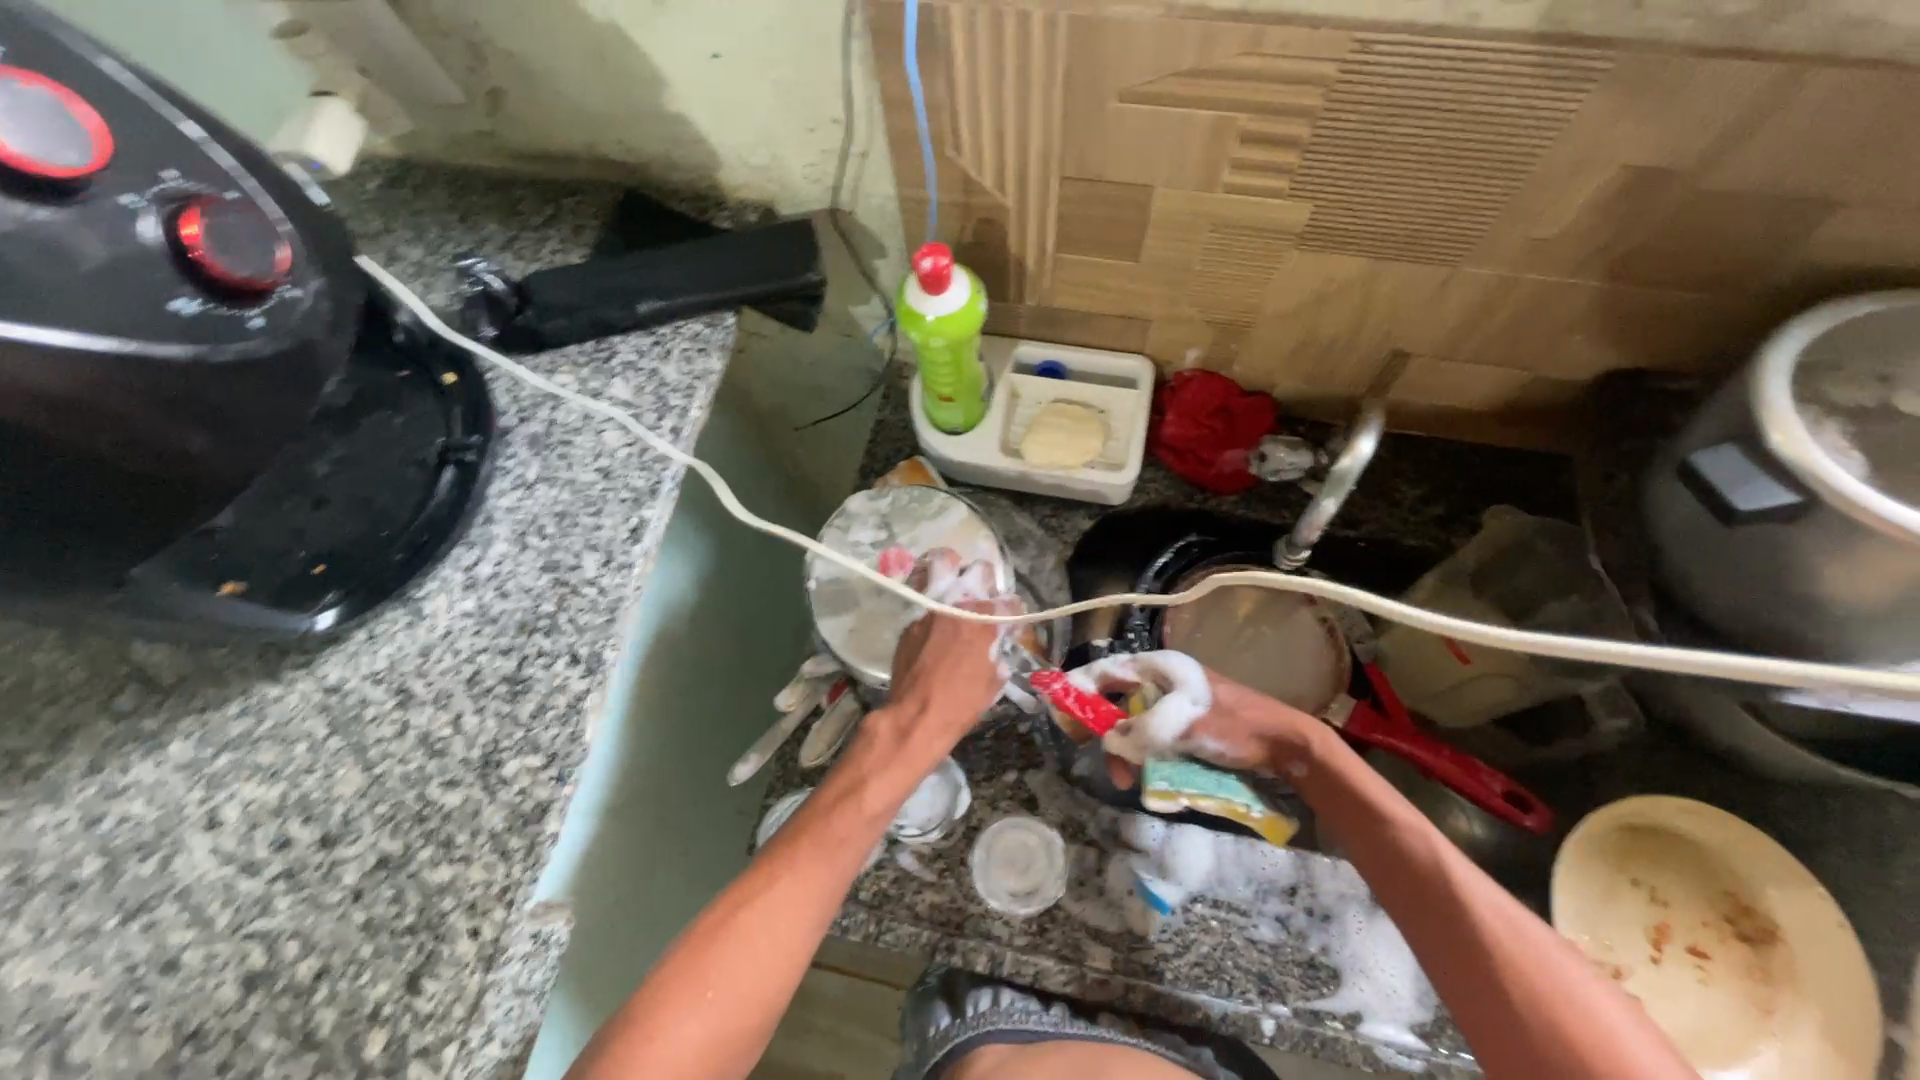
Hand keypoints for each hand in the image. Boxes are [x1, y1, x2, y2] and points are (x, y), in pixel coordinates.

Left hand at [873, 549, 1022, 752]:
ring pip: (941, 564)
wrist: (915, 716)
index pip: (1009, 602)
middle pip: (979, 571)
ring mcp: (929, 608)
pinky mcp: (909, 618)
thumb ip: (998, 654)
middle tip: (983, 592)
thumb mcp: (993, 681)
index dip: (1013, 610)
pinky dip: (928, 590)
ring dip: (951, 566)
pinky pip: (919, 589)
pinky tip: (932, 600)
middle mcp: (958, 606)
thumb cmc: (960, 705)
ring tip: (952, 574)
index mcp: (984, 622)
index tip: (1011, 618)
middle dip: (986, 579)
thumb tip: (997, 645)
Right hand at [1066, 651, 1326, 780]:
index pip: (1107, 670)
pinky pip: (1150, 734)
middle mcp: (1163, 679)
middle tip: (1098, 758)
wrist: (1286, 744)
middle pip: (1115, 699)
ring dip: (1123, 749)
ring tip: (1127, 779)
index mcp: (1161, 667)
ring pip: (1131, 721)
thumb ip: (1140, 732)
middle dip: (1102, 731)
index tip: (1057, 707)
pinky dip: (1142, 752)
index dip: (1078, 686)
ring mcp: (1174, 700)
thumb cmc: (1236, 726)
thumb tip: (1109, 742)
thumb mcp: (1183, 727)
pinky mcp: (1185, 722)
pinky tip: (1145, 773)